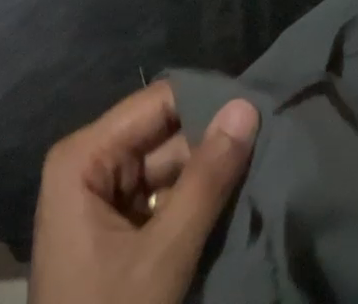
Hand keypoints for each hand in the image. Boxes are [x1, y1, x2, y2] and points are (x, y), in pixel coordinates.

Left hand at [29, 82, 259, 303]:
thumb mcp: (162, 255)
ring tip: (267, 165)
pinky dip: (198, 202)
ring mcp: (102, 197)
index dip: (207, 102)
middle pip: (164, 135)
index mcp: (84, 156)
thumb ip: (206, 181)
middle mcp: (90, 164)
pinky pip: (164, 198)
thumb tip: (246, 108)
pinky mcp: (117, 228)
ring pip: (169, 167)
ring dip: (212, 174)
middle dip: (214, 141)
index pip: (157, 104)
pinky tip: (239, 198)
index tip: (261, 109)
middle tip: (274, 139)